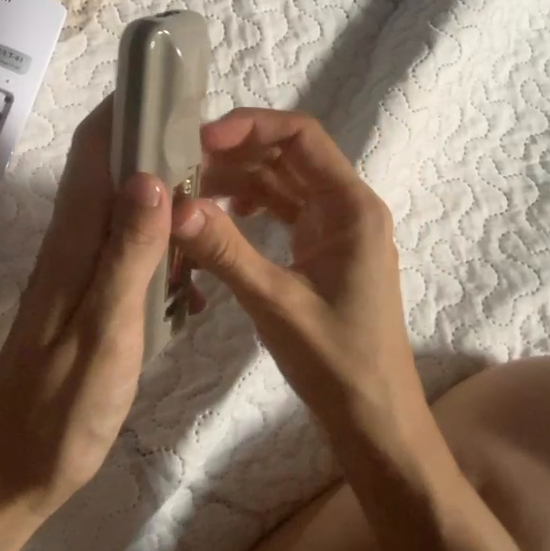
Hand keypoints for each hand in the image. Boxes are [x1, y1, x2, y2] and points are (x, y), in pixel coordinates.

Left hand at [0, 97, 171, 550]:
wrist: (12, 466)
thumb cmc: (61, 404)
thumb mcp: (105, 330)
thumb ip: (127, 254)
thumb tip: (147, 175)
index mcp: (73, 240)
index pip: (93, 148)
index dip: (125, 106)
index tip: (171, 83)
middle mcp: (72, 243)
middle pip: (110, 169)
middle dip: (156, 144)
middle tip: (216, 144)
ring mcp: (79, 272)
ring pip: (123, 209)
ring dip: (163, 194)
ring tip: (216, 196)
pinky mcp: (88, 299)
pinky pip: (128, 252)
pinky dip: (161, 245)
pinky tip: (192, 269)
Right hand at [170, 109, 422, 434]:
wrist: (375, 424)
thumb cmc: (337, 362)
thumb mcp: (275, 303)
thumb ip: (225, 250)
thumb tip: (173, 206)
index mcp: (352, 206)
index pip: (302, 137)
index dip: (250, 126)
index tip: (200, 139)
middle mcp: (347, 206)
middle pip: (288, 154)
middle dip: (235, 152)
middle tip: (181, 162)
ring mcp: (336, 228)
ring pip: (281, 181)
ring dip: (236, 178)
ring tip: (188, 187)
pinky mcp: (322, 250)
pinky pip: (281, 209)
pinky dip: (247, 204)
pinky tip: (217, 214)